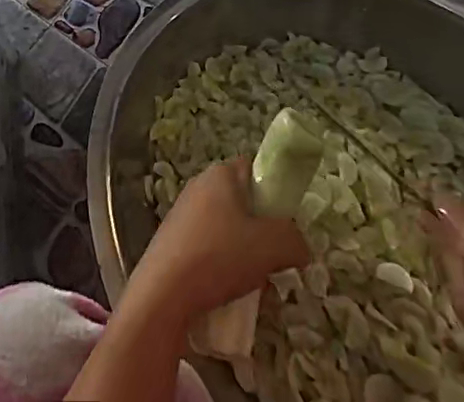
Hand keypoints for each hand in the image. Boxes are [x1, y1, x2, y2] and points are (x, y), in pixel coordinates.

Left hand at [125, 157, 310, 324]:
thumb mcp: (273, 246)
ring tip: (251, 280)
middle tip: (272, 257)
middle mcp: (198, 186)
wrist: (164, 293)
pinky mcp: (171, 240)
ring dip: (242, 251)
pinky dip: (220, 264)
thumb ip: (295, 240)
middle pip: (241, 202)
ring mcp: (181, 213)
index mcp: (220, 174)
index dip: (274, 193)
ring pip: (226, 228)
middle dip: (260, 229)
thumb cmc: (219, 256)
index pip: (254, 169)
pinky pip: (207, 247)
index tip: (285, 223)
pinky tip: (226, 289)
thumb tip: (299, 246)